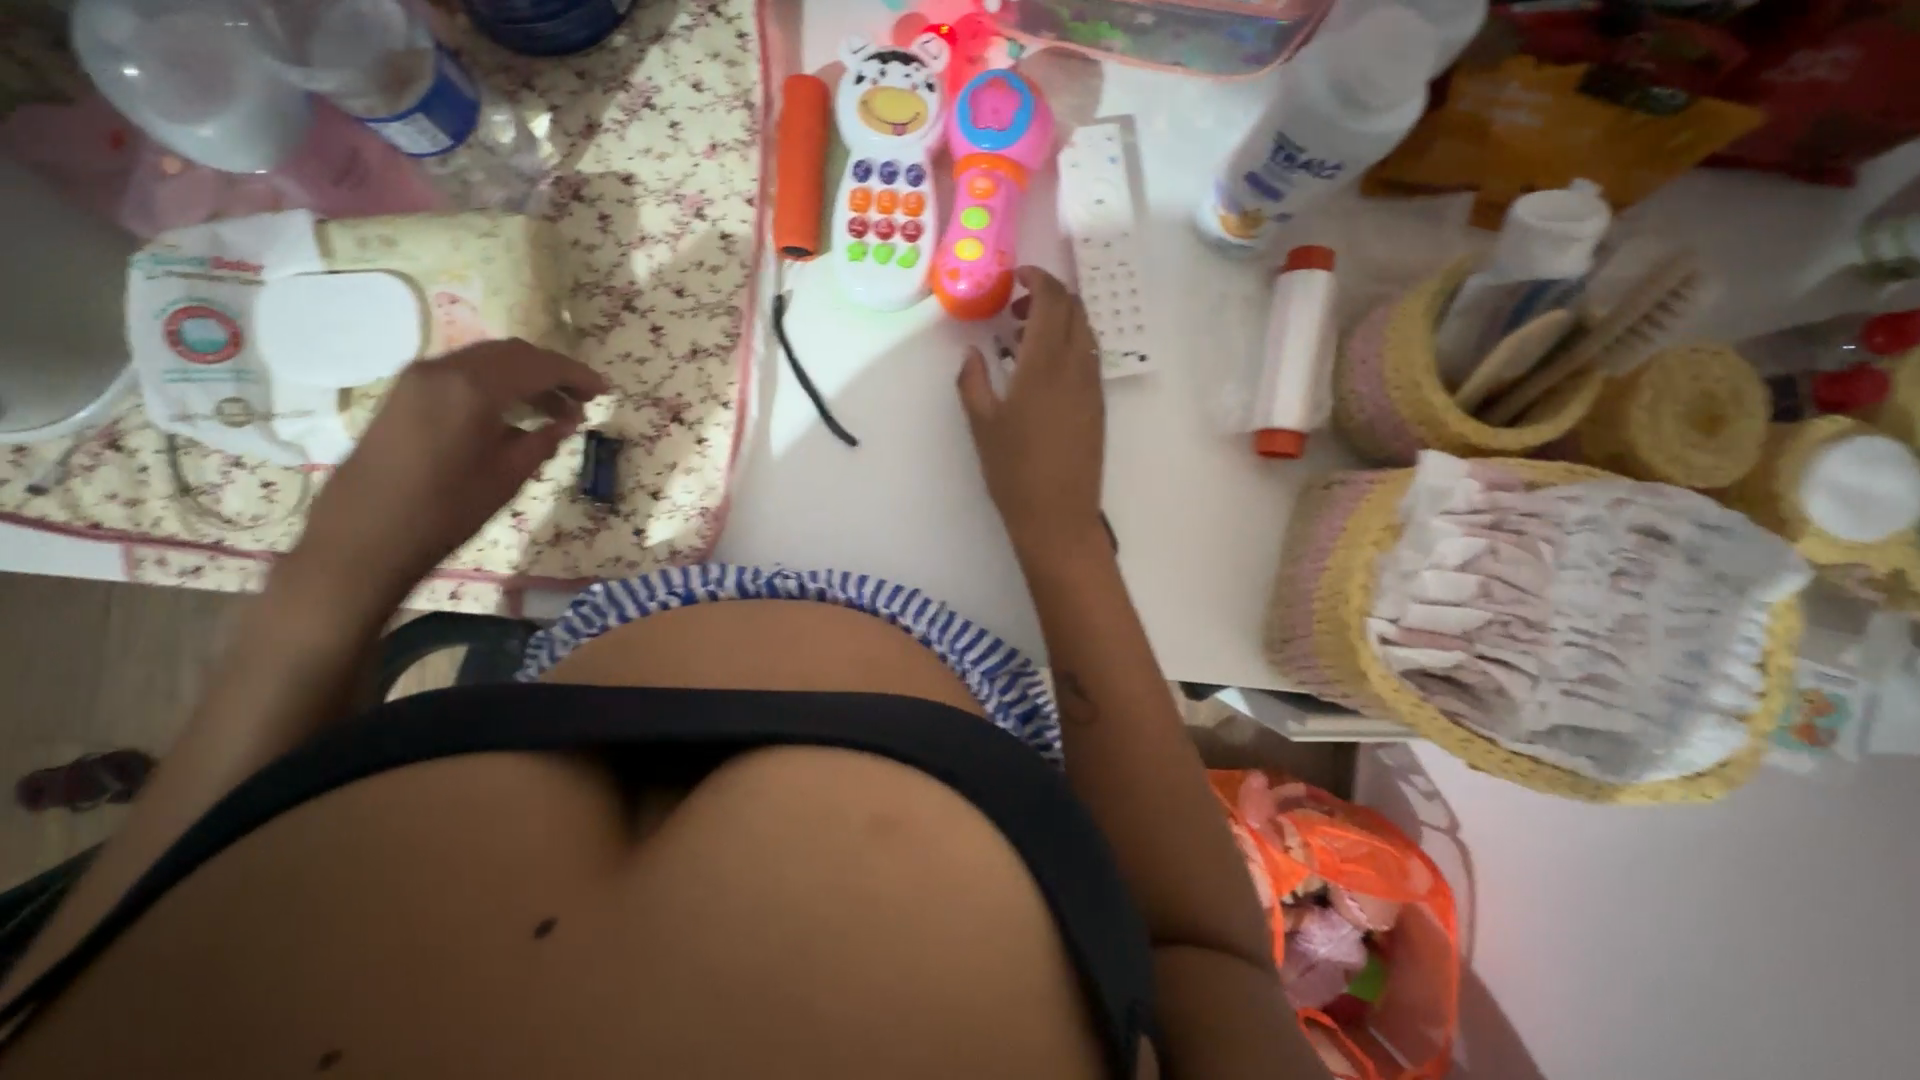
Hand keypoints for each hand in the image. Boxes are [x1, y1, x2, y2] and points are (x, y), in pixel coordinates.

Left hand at [290, 340, 609, 601]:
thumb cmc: (446, 510)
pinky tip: (511, 413)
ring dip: (522, 376)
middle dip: (550, 371)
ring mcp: (419, 377)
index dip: (575, 375)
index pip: (538, 365)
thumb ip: (543, 439)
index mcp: (473, 387)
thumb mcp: (508, 476)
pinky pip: (462, 373)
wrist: (365, 534)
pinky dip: (494, 383)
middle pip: (511, 353)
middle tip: (580, 399)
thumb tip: (567, 419)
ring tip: (552, 409)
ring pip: (484, 360)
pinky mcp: (405, 393)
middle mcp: (444, 369)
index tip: (602, 391)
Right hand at [957, 267, 1106, 564]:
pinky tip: (1042, 369)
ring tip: (1024, 340)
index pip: (1053, 301)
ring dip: (1060, 322)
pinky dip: (1069, 346)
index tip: (1017, 278)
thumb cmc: (1013, 471)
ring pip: (1085, 333)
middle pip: (1075, 310)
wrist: (1057, 515)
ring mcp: (1092, 386)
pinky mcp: (1098, 405)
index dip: (1038, 279)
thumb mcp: (982, 424)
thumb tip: (971, 353)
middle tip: (1016, 307)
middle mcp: (1076, 367)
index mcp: (1045, 364)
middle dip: (1049, 296)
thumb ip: (973, 381)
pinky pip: (1088, 358)